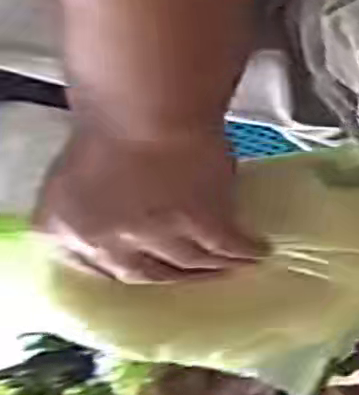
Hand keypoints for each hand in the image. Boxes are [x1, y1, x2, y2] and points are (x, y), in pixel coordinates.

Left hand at [34, 124, 266, 282]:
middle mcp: (103, 241)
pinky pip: (229, 246)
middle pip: (148, 274)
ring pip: (193, 263)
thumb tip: (135, 225)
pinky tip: (259, 249)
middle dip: (183, 276)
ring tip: (243, 261)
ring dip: (221, 265)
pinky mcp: (200, 224)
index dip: (139, 271)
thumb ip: (102, 212)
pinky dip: (247, 250)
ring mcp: (153, 235)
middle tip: (210, 273)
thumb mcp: (84, 185)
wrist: (147, 117)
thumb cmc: (116, 137)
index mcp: (62, 231)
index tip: (166, 270)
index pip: (100, 269)